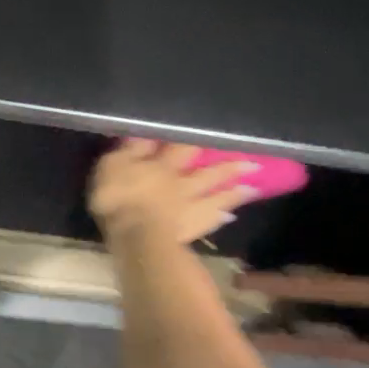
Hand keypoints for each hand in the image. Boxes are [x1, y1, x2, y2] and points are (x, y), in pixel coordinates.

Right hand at [89, 140, 258, 244]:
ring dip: (233, 193)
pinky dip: (220, 218)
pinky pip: (209, 221)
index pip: (181, 148)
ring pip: (216, 197)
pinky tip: (229, 217)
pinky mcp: (190, 230)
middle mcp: (183, 183)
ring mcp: (190, 208)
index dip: (194, 140)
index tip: (212, 132)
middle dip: (228, 167)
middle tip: (254, 164)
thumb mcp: (114, 165)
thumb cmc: (118, 196)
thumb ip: (132, 149)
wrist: (136, 235)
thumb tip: (149, 131)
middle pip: (208, 173)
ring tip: (251, 189)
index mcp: (163, 166)